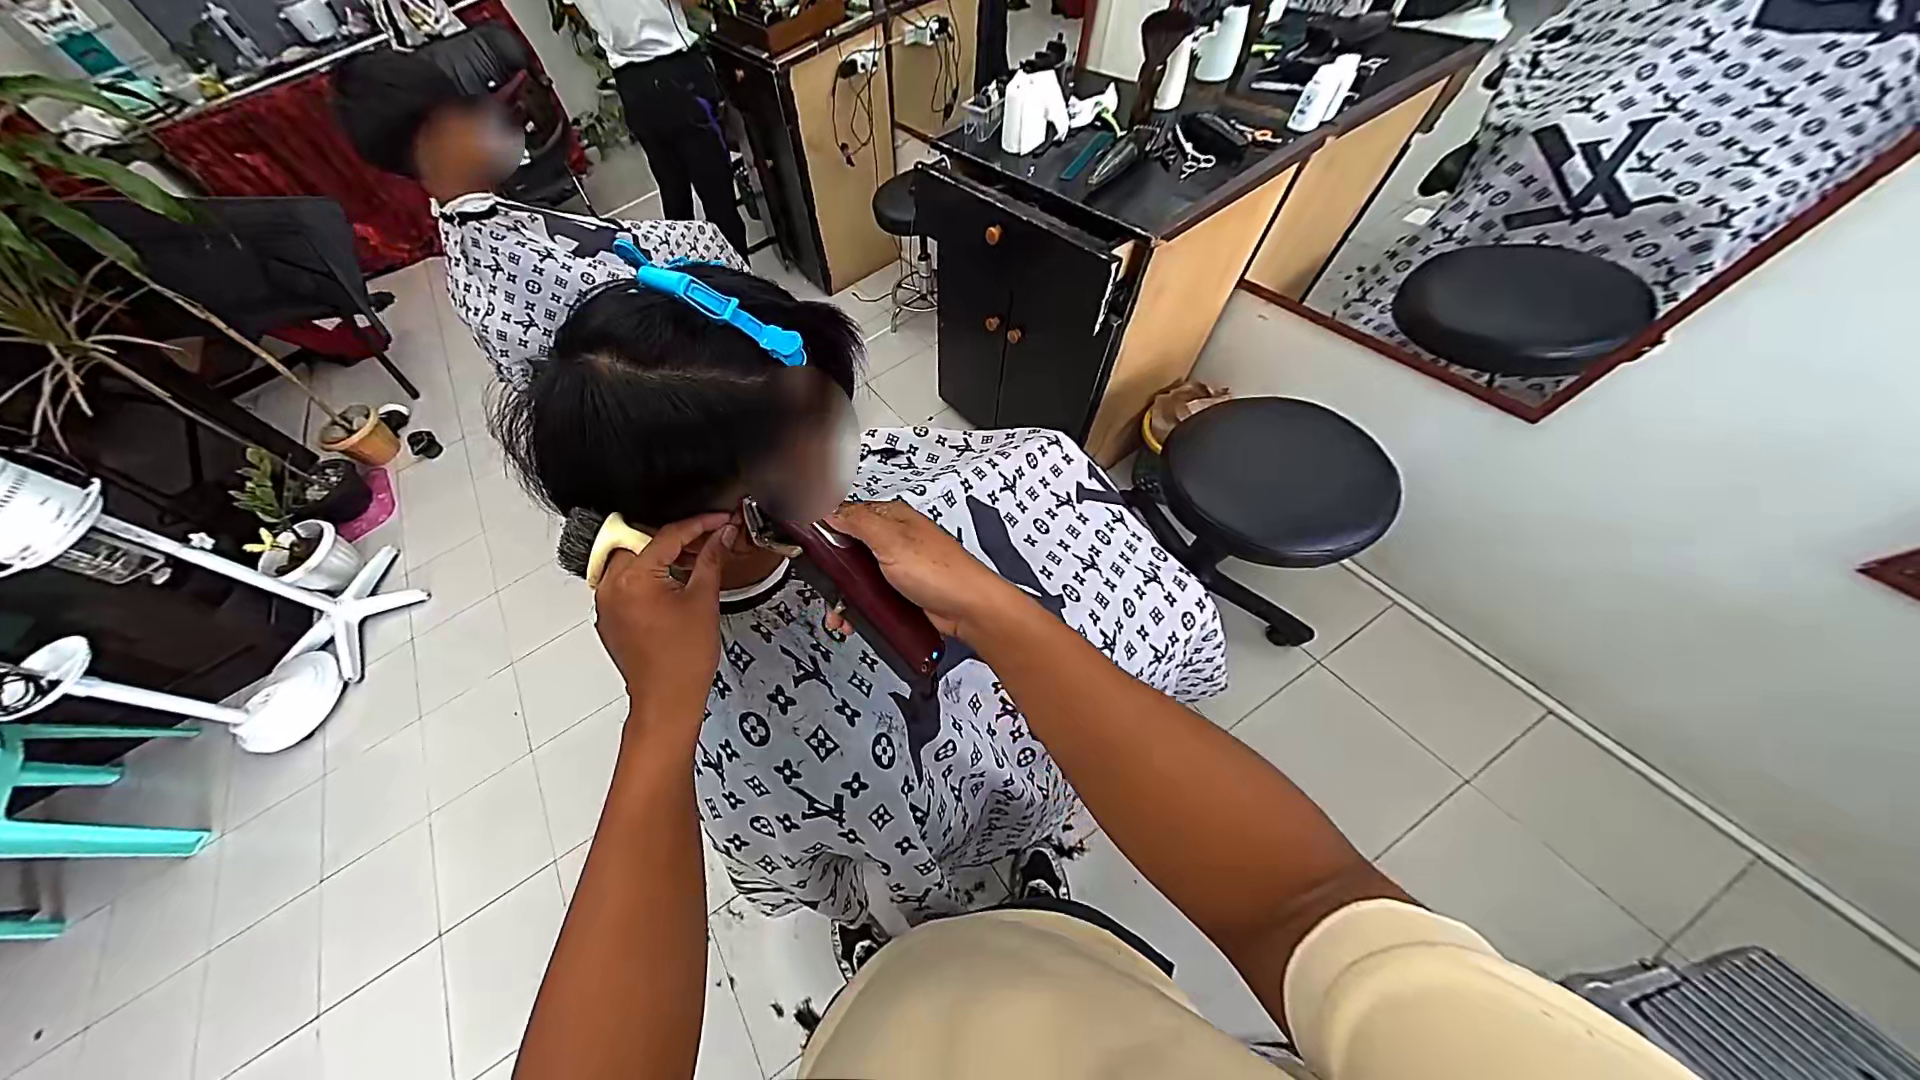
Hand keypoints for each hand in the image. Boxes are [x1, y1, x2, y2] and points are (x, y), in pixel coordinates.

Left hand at [593, 512, 735, 731]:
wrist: (667, 698)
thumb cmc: (683, 660)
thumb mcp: (704, 599)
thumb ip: (711, 559)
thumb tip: (722, 535)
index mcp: (634, 579)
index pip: (667, 535)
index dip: (699, 524)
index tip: (719, 521)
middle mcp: (611, 586)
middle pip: (641, 539)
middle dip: (676, 535)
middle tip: (707, 537)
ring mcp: (606, 601)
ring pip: (631, 557)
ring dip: (661, 552)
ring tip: (695, 558)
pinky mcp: (609, 614)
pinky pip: (625, 579)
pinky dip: (649, 572)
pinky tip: (676, 579)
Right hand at [827, 500, 1027, 638]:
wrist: (970, 610)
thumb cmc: (944, 573)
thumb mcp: (891, 540)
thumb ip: (857, 522)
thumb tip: (828, 510)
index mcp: (891, 517)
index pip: (845, 513)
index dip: (823, 528)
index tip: (806, 546)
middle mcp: (894, 539)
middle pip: (846, 549)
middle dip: (832, 571)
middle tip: (827, 586)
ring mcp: (896, 566)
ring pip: (857, 576)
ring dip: (843, 595)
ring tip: (840, 611)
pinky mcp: (900, 591)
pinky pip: (870, 596)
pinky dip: (859, 607)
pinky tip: (856, 617)